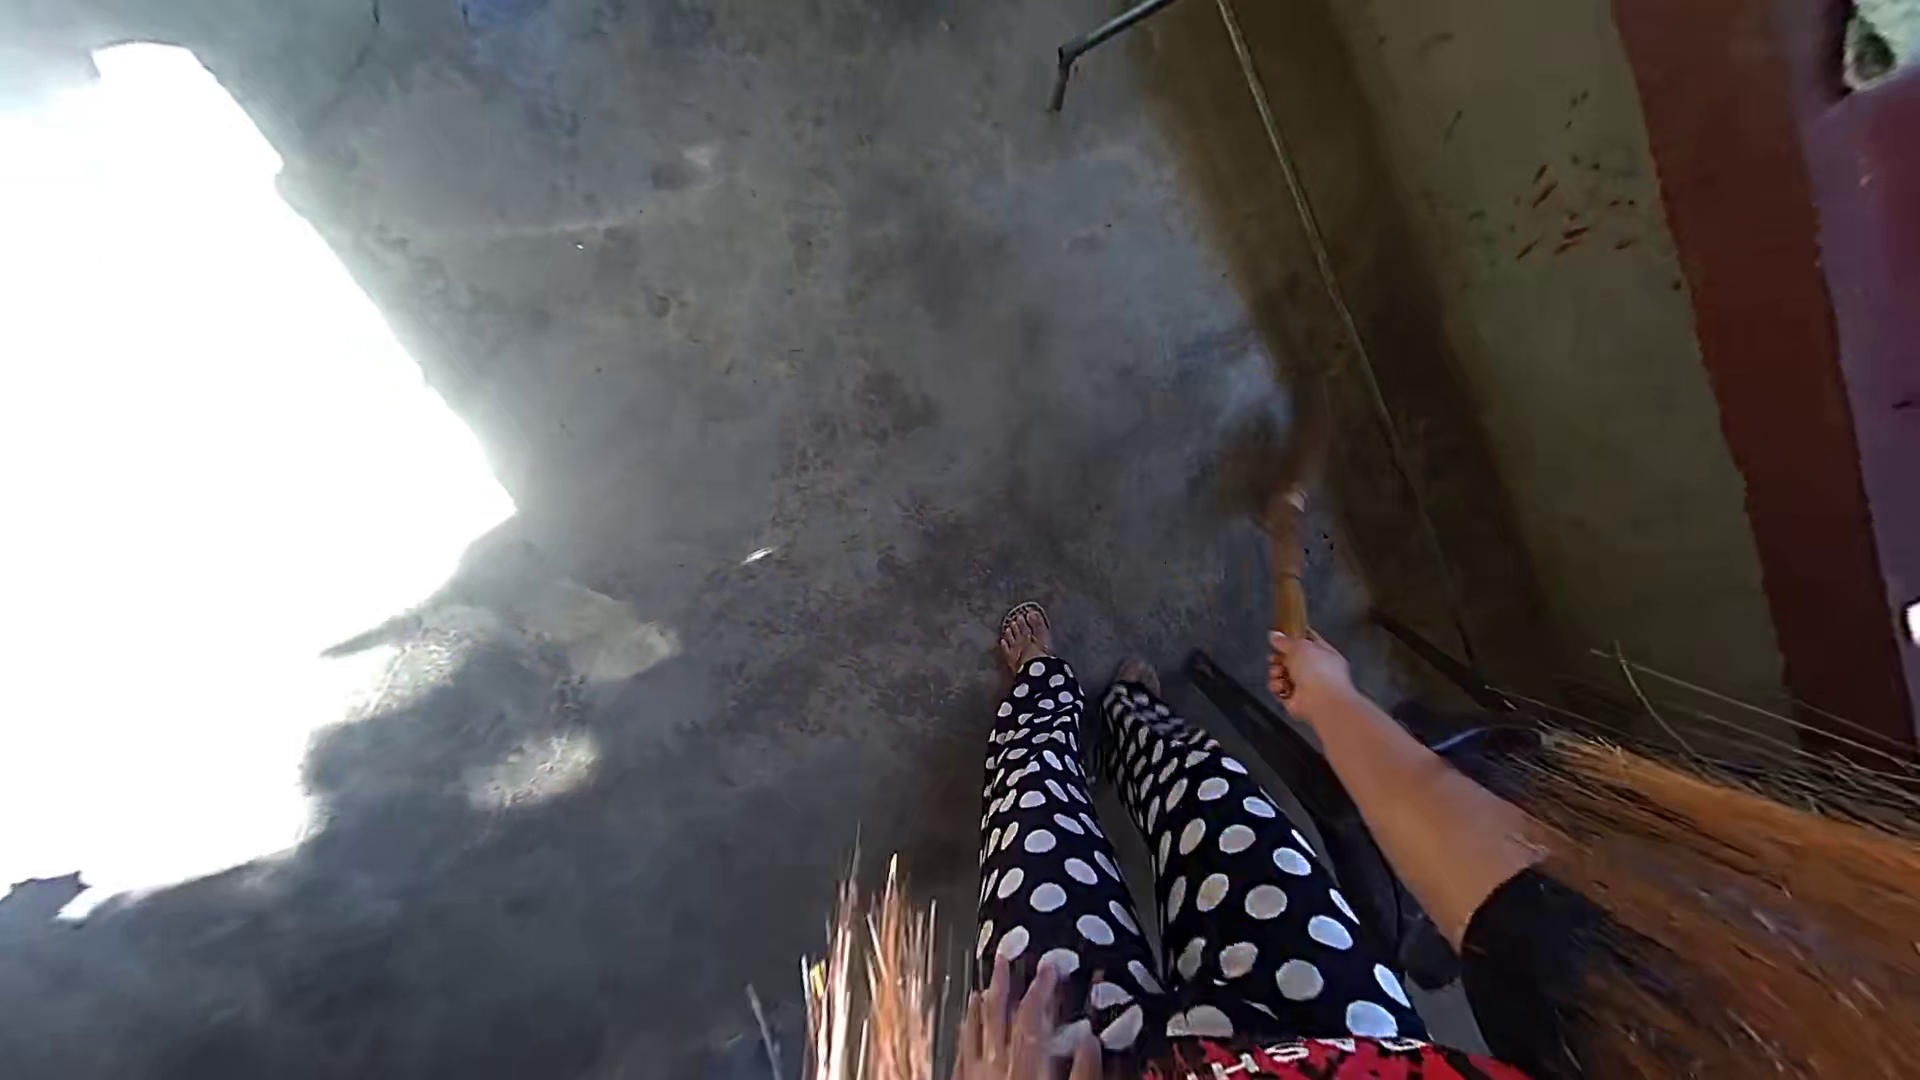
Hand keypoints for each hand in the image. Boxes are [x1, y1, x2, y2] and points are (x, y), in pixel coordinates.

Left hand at [954, 953, 1100, 1079]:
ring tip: (980, 987)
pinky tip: (963, 1026)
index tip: (1050, 967)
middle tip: (1004, 957)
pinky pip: (959, 1058)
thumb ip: (1084, 1076)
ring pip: (973, 1033)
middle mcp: (995, 1069)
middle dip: (1002, 984)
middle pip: (996, 1016)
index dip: (1041, 988)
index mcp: (1024, 1070)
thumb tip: (1090, 1038)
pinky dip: (963, 1036)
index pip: (1032, 1017)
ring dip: (978, 1007)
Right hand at [1268, 630, 1357, 722]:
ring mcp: (1306, 686)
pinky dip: (1277, 686)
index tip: (1280, 637)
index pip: (1307, 642)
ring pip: (1281, 673)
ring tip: (1279, 673)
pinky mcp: (1294, 699)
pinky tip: (1282, 686)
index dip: (1292, 638)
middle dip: (1278, 657)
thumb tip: (1275, 636)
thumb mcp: (1299, 646)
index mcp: (1324, 654)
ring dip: (1275, 672)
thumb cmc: (1320, 672)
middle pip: (1290, 659)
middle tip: (1276, 657)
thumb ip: (1284, 640)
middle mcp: (1316, 670)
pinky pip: (1278, 688)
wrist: (1321, 701)